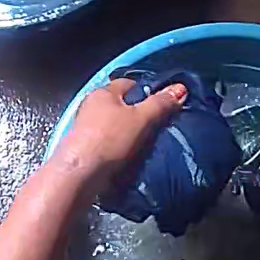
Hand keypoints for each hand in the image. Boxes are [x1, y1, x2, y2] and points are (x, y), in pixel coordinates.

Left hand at [52, 77, 186, 190]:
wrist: (79, 175)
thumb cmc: (109, 140)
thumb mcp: (141, 119)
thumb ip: (160, 104)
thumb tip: (180, 88)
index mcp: (102, 92)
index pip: (129, 84)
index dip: (147, 92)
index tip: (162, 105)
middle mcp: (90, 106)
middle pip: (121, 105)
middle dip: (138, 115)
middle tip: (157, 126)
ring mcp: (85, 128)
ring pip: (114, 125)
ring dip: (128, 134)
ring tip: (146, 145)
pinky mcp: (84, 148)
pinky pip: (108, 142)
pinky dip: (119, 148)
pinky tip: (129, 157)